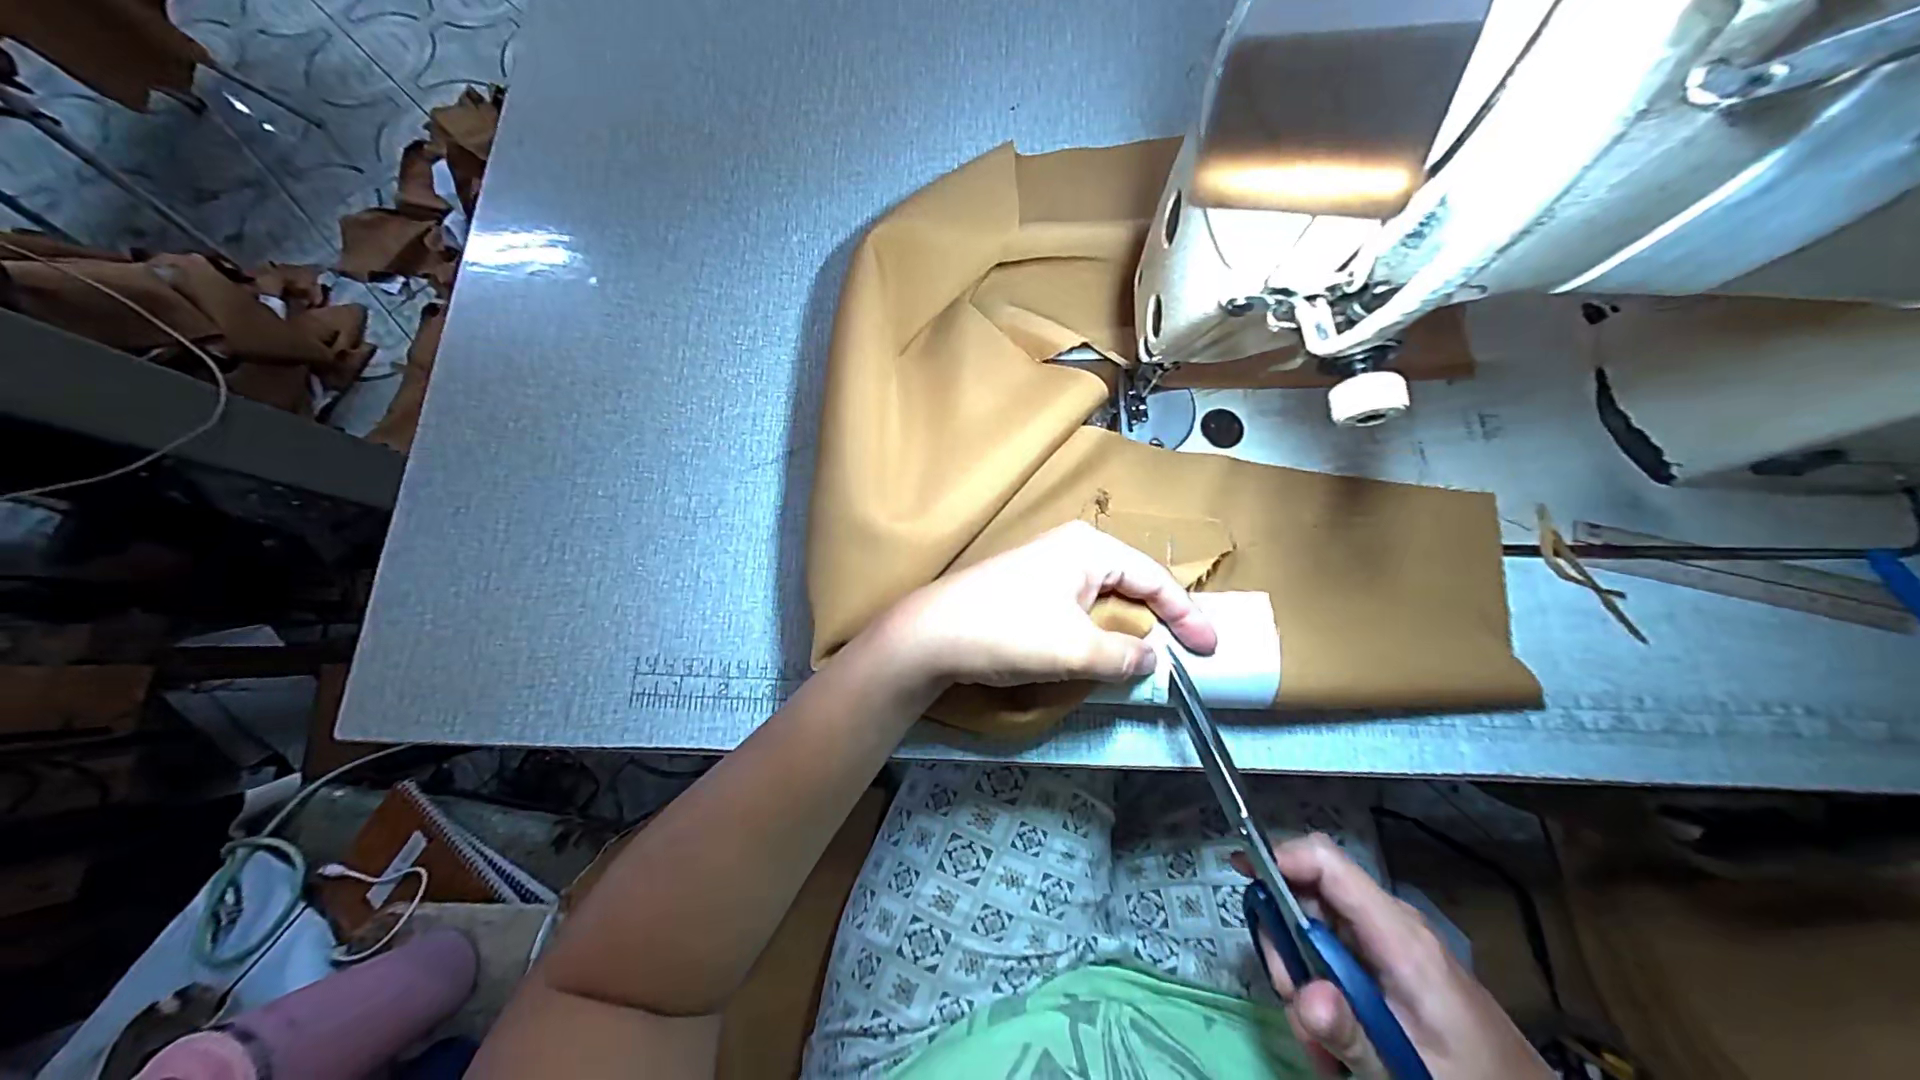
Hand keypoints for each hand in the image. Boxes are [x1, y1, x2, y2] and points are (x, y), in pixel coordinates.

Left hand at [878, 521, 1217, 688]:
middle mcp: (1071, 549)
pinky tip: (1104, 649)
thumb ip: (1123, 655)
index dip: (1187, 614)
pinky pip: (1080, 606)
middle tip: (1188, 649)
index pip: (1153, 578)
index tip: (1209, 647)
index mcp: (1089, 548)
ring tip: (1152, 653)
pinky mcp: (1029, 588)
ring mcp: (1047, 566)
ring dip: (1128, 626)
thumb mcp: (1075, 649)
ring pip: (1104, 597)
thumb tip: (1152, 659)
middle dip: (1160, 616)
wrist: (931, 635)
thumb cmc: (1007, 632)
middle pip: (1131, 583)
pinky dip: (1100, 628)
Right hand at [1242, 834, 1551, 1079]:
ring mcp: (1391, 946)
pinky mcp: (1391, 968)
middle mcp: (1392, 928)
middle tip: (1295, 1006)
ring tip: (1322, 1046)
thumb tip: (1303, 995)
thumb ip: (1354, 1035)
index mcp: (1400, 937)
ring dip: (1303, 984)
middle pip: (1309, 900)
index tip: (1241, 874)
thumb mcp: (1410, 1070)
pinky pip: (1336, 959)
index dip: (1280, 856)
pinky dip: (1323, 997)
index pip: (1327, 862)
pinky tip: (1337, 1043)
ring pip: (1315, 934)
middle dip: (1287, 949)